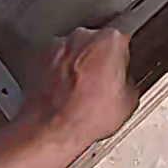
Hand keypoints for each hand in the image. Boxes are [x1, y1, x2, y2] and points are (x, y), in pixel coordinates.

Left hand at [18, 28, 135, 149]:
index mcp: (110, 41)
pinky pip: (55, 62)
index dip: (123, 61)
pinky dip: (58, 73)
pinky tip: (63, 93)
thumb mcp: (128, 102)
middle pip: (96, 44)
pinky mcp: (38, 58)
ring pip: (74, 52)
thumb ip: (128, 81)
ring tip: (79, 93)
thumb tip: (123, 82)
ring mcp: (57, 46)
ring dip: (77, 66)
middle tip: (100, 85)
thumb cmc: (85, 116)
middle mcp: (81, 37)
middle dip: (98, 60)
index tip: (121, 72)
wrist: (50, 130)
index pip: (123, 43)